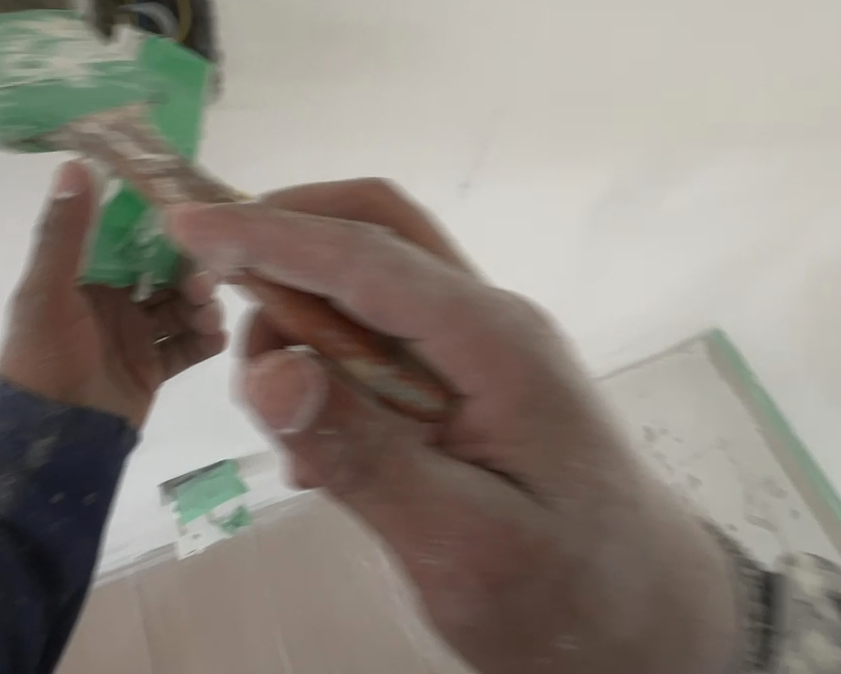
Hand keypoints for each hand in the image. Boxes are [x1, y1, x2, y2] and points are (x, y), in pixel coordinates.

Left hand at [0, 160, 226, 428]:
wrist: (51, 446)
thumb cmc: (43, 360)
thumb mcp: (46, 292)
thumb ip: (64, 232)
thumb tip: (74, 163)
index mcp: (82, 275)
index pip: (128, 236)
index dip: (159, 225)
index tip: (192, 217)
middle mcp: (111, 299)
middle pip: (162, 269)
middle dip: (188, 268)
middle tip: (203, 279)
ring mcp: (134, 334)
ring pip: (180, 304)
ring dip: (199, 302)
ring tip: (206, 314)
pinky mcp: (153, 366)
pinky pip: (187, 345)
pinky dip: (204, 338)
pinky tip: (213, 337)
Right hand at [164, 180, 744, 673]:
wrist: (656, 617)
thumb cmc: (569, 596)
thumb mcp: (460, 547)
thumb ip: (365, 457)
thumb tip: (270, 369)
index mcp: (492, 340)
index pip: (363, 256)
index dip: (269, 235)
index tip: (184, 223)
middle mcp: (487, 315)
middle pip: (378, 226)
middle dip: (290, 232)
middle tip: (218, 279)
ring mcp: (482, 338)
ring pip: (375, 270)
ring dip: (305, 299)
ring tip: (271, 392)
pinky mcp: (471, 369)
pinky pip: (386, 326)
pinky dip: (330, 346)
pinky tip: (315, 430)